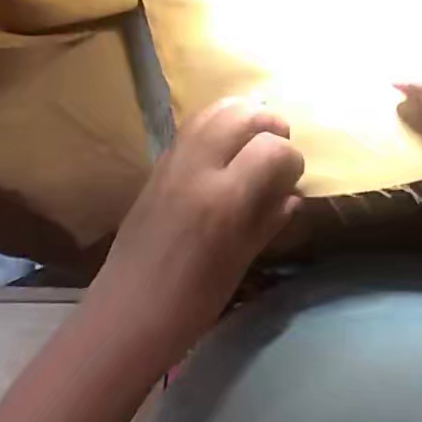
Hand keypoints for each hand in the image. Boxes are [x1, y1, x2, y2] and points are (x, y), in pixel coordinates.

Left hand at [93, 97, 304, 349]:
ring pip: (213, 110)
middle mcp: (196, 167)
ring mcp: (171, 162)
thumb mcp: (242, 261)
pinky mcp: (156, 165)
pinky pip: (192, 128)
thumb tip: (290, 194)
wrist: (128, 311)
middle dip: (269, 125)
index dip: (292, 159)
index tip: (292, 180)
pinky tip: (224, 154)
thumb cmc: (193, 301)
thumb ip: (269, 218)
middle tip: (277, 151)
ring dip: (241, 118)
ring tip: (253, 144)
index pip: (273, 148)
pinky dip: (216, 127)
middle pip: (241, 112)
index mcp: (224, 198)